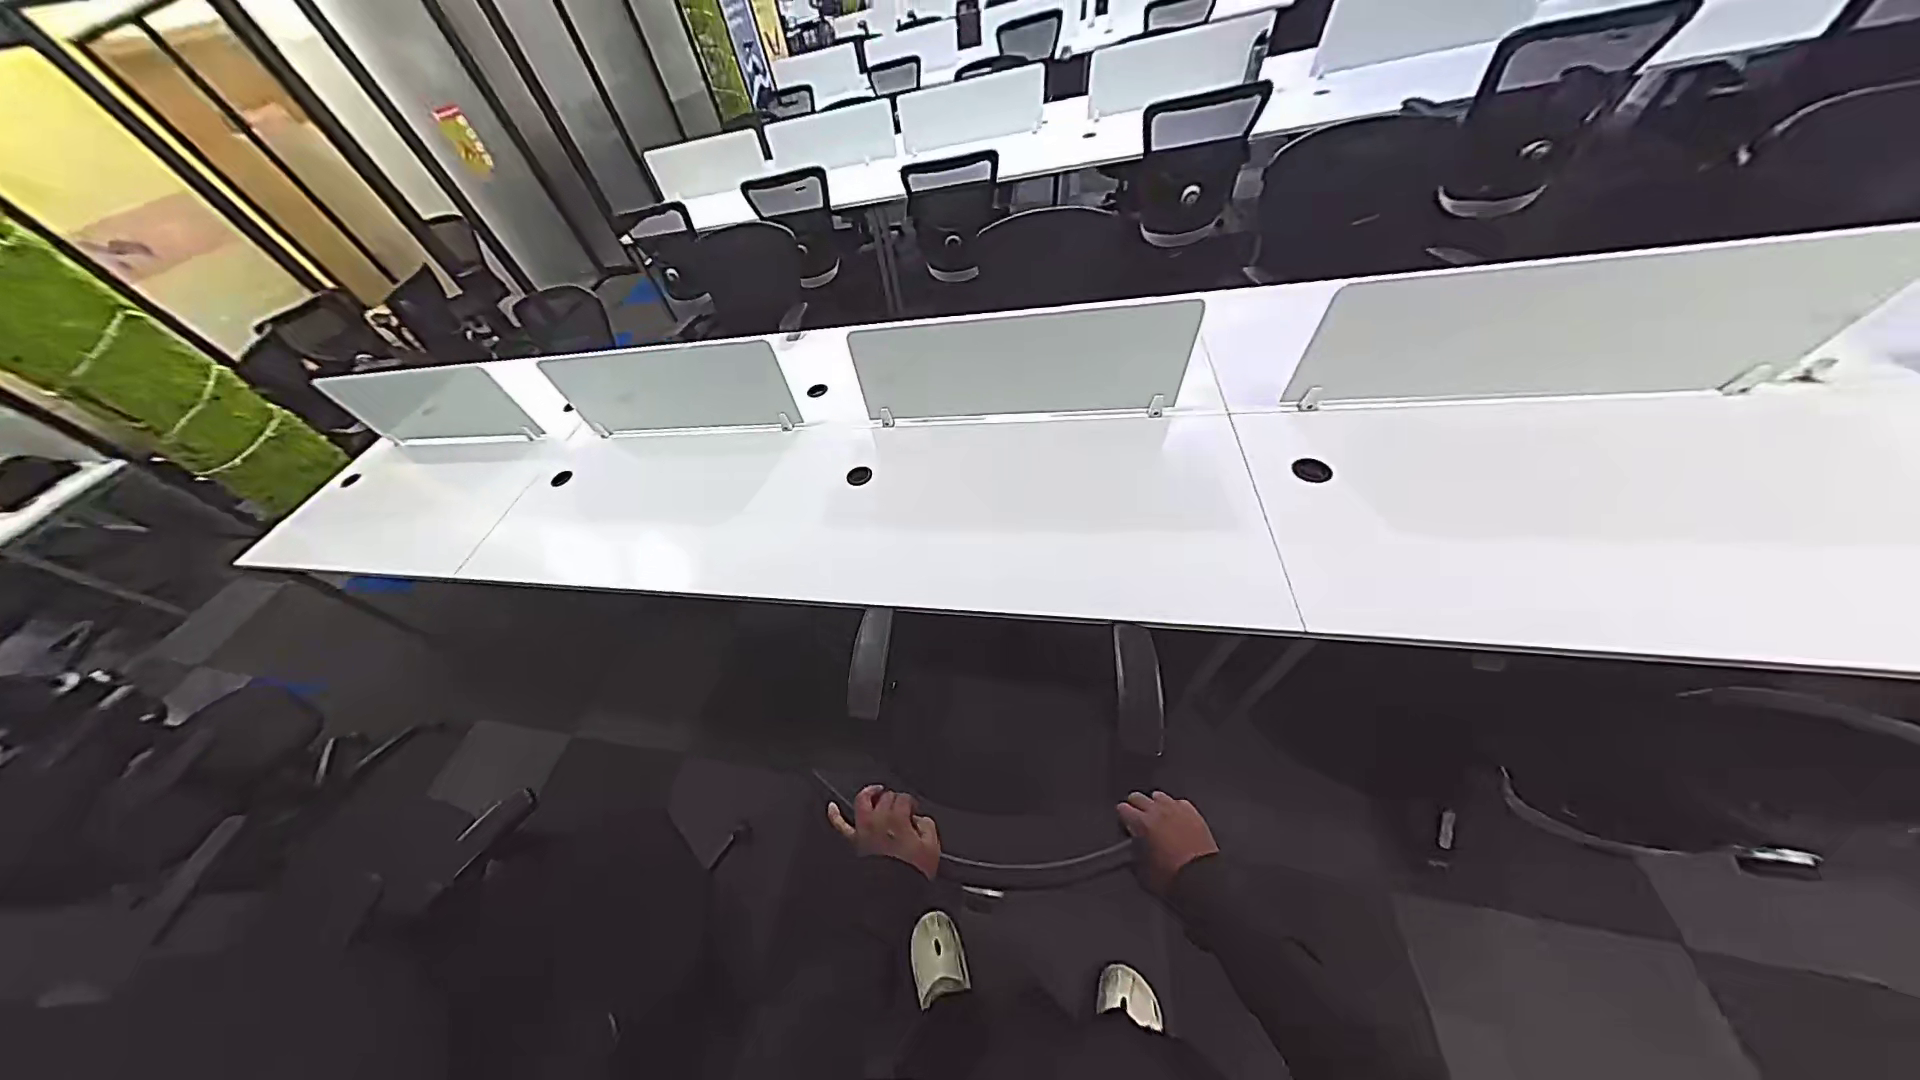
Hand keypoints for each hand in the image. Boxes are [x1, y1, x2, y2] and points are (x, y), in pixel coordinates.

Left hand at [828, 784, 940, 879]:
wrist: (893, 895)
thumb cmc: (912, 872)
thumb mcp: (931, 846)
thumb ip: (927, 825)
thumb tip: (919, 819)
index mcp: (898, 818)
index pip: (904, 798)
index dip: (911, 802)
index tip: (914, 810)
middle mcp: (878, 819)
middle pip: (886, 797)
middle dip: (895, 798)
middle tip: (901, 807)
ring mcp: (863, 829)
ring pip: (862, 801)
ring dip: (869, 793)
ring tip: (876, 791)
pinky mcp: (854, 842)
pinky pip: (840, 826)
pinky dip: (835, 815)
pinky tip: (832, 807)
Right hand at [1117, 791, 1219, 894]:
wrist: (1202, 878)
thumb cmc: (1173, 878)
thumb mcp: (1143, 873)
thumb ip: (1133, 855)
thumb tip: (1133, 853)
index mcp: (1141, 823)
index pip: (1122, 808)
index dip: (1122, 817)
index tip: (1125, 825)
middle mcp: (1157, 811)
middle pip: (1137, 797)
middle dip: (1135, 806)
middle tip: (1139, 820)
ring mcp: (1176, 809)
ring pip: (1158, 796)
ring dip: (1155, 805)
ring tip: (1158, 818)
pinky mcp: (1193, 813)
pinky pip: (1179, 803)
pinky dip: (1175, 809)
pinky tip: (1177, 819)